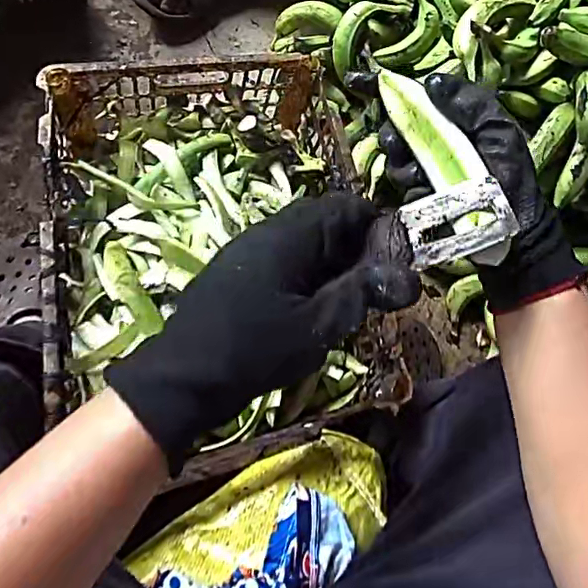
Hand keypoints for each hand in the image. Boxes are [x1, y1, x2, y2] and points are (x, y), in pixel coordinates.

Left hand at [104, 192, 416, 470]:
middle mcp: (273, 228)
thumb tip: (409, 276)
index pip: (350, 207)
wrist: (178, 379)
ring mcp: (253, 245)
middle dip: (359, 247)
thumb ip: (361, 293)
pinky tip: (312, 306)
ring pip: (309, 239)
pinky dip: (310, 272)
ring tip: (348, 298)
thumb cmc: (253, 349)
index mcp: (294, 232)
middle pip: (330, 221)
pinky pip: (287, 255)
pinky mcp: (241, 266)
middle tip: (375, 284)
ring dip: (334, 261)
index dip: (380, 229)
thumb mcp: (316, 326)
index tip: (396, 262)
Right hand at [380, 74, 586, 311]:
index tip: (357, 80)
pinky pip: (400, 184)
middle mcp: (432, 139)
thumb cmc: (512, 171)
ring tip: (419, 170)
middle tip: (397, 138)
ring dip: (400, 158)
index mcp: (452, 117)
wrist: (515, 226)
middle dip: (391, 128)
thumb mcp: (498, 128)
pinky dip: (409, 183)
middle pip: (395, 124)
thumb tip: (430, 82)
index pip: (414, 95)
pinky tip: (425, 187)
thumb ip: (469, 102)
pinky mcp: (417, 196)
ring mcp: (422, 168)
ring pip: (393, 154)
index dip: (385, 86)